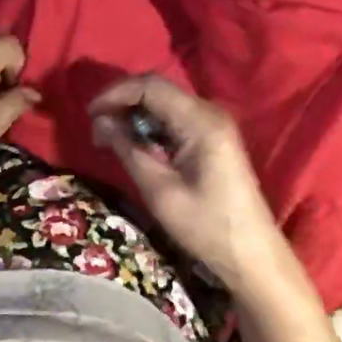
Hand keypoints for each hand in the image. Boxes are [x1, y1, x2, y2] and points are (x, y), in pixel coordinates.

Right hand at [89, 75, 285, 287]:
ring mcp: (213, 123)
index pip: (151, 86)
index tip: (89, 114)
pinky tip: (134, 143)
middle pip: (157, 88)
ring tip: (109, 136)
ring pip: (164, 101)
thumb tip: (100, 122)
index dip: (116, 93)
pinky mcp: (212, 136)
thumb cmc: (206, 226)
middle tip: (97, 127)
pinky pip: (174, 116)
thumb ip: (128, 150)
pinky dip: (150, 123)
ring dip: (134, 112)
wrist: (251, 255)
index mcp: (201, 121)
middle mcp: (209, 112)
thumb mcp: (160, 191)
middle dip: (122, 102)